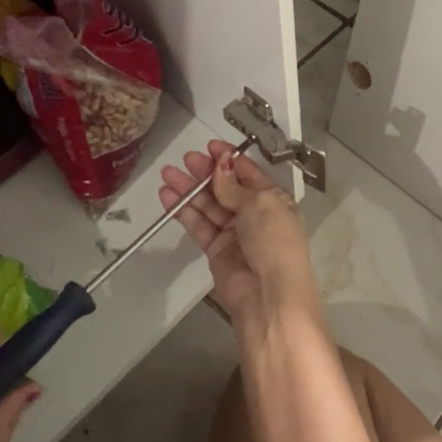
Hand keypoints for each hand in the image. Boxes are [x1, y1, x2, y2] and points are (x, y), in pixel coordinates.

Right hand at [159, 140, 321, 334]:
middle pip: (226, 188)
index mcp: (274, 199)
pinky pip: (198, 225)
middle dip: (206, 172)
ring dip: (189, 189)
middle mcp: (255, 214)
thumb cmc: (274, 242)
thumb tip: (222, 164)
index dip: (230, 159)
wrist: (269, 294)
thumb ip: (235, 186)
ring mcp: (234, 232)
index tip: (210, 146)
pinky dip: (183, 211)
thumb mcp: (260, 204)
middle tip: (185, 159)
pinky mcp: (216, 250)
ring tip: (168, 174)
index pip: (249, 173)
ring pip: (209, 205)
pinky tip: (167, 196)